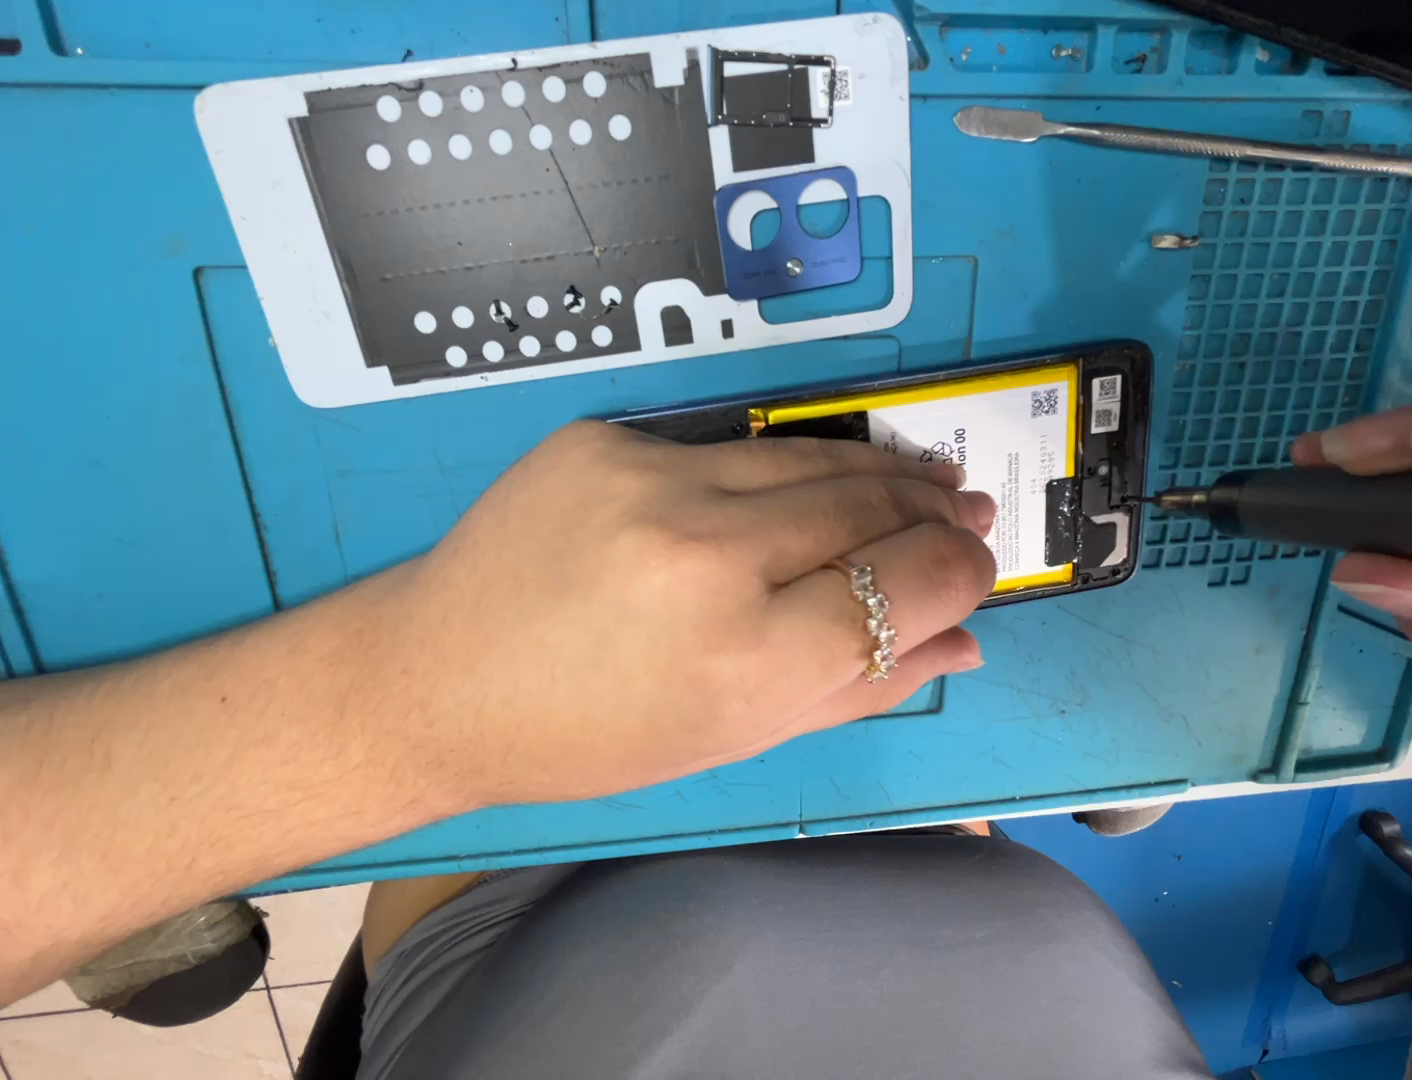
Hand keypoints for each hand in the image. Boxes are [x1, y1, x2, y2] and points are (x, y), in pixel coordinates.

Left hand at [344, 421, 996, 806]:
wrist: (436, 676)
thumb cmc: (587, 737)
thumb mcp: (731, 738)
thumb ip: (857, 687)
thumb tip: (962, 639)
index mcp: (742, 658)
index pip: (904, 585)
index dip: (959, 571)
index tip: (975, 567)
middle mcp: (705, 554)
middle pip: (865, 502)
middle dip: (930, 510)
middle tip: (963, 512)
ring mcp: (649, 480)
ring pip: (809, 456)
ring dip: (877, 471)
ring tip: (918, 483)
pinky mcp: (605, 439)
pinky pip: (728, 450)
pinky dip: (783, 471)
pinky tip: (804, 485)